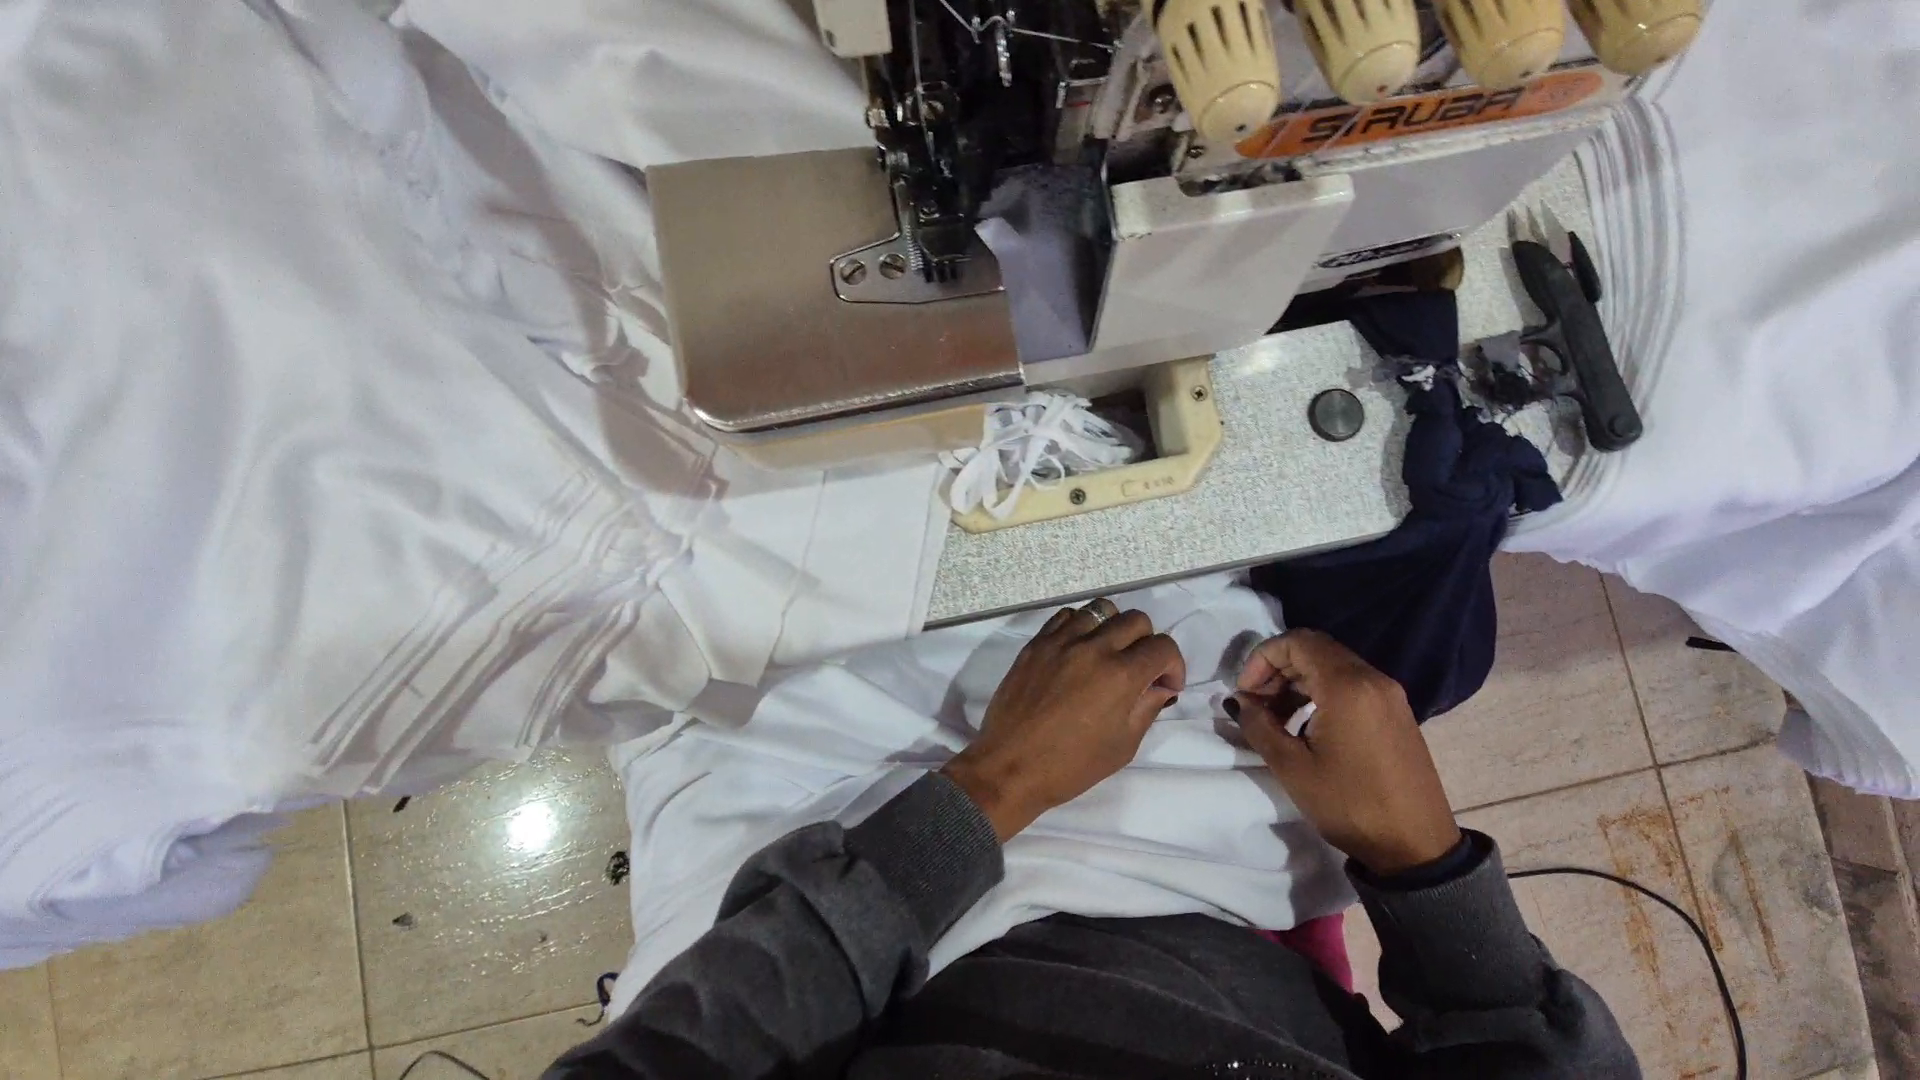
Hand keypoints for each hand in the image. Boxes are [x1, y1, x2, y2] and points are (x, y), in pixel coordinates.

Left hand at [943, 599, 1185, 841]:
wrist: (1010, 766)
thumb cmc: (1071, 766)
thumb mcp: (1123, 745)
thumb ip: (1147, 708)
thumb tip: (1160, 685)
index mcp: (1120, 676)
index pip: (1163, 647)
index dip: (1174, 666)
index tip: (1166, 685)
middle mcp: (1093, 648)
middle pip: (1136, 620)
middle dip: (1147, 643)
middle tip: (1139, 669)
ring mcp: (1060, 642)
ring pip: (1100, 610)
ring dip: (1113, 628)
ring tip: (1108, 654)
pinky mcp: (1035, 644)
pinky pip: (1065, 617)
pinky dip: (1080, 625)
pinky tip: (1078, 649)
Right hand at [1230, 629, 1460, 875]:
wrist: (1416, 847)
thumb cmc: (1350, 805)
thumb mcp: (1292, 768)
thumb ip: (1259, 725)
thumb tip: (1239, 701)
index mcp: (1347, 687)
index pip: (1296, 642)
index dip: (1261, 659)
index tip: (1244, 693)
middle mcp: (1372, 679)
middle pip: (1314, 649)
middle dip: (1276, 669)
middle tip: (1255, 705)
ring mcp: (1388, 695)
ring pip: (1331, 666)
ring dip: (1296, 681)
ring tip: (1275, 719)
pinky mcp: (1395, 712)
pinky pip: (1350, 684)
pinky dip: (1319, 692)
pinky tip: (1305, 726)